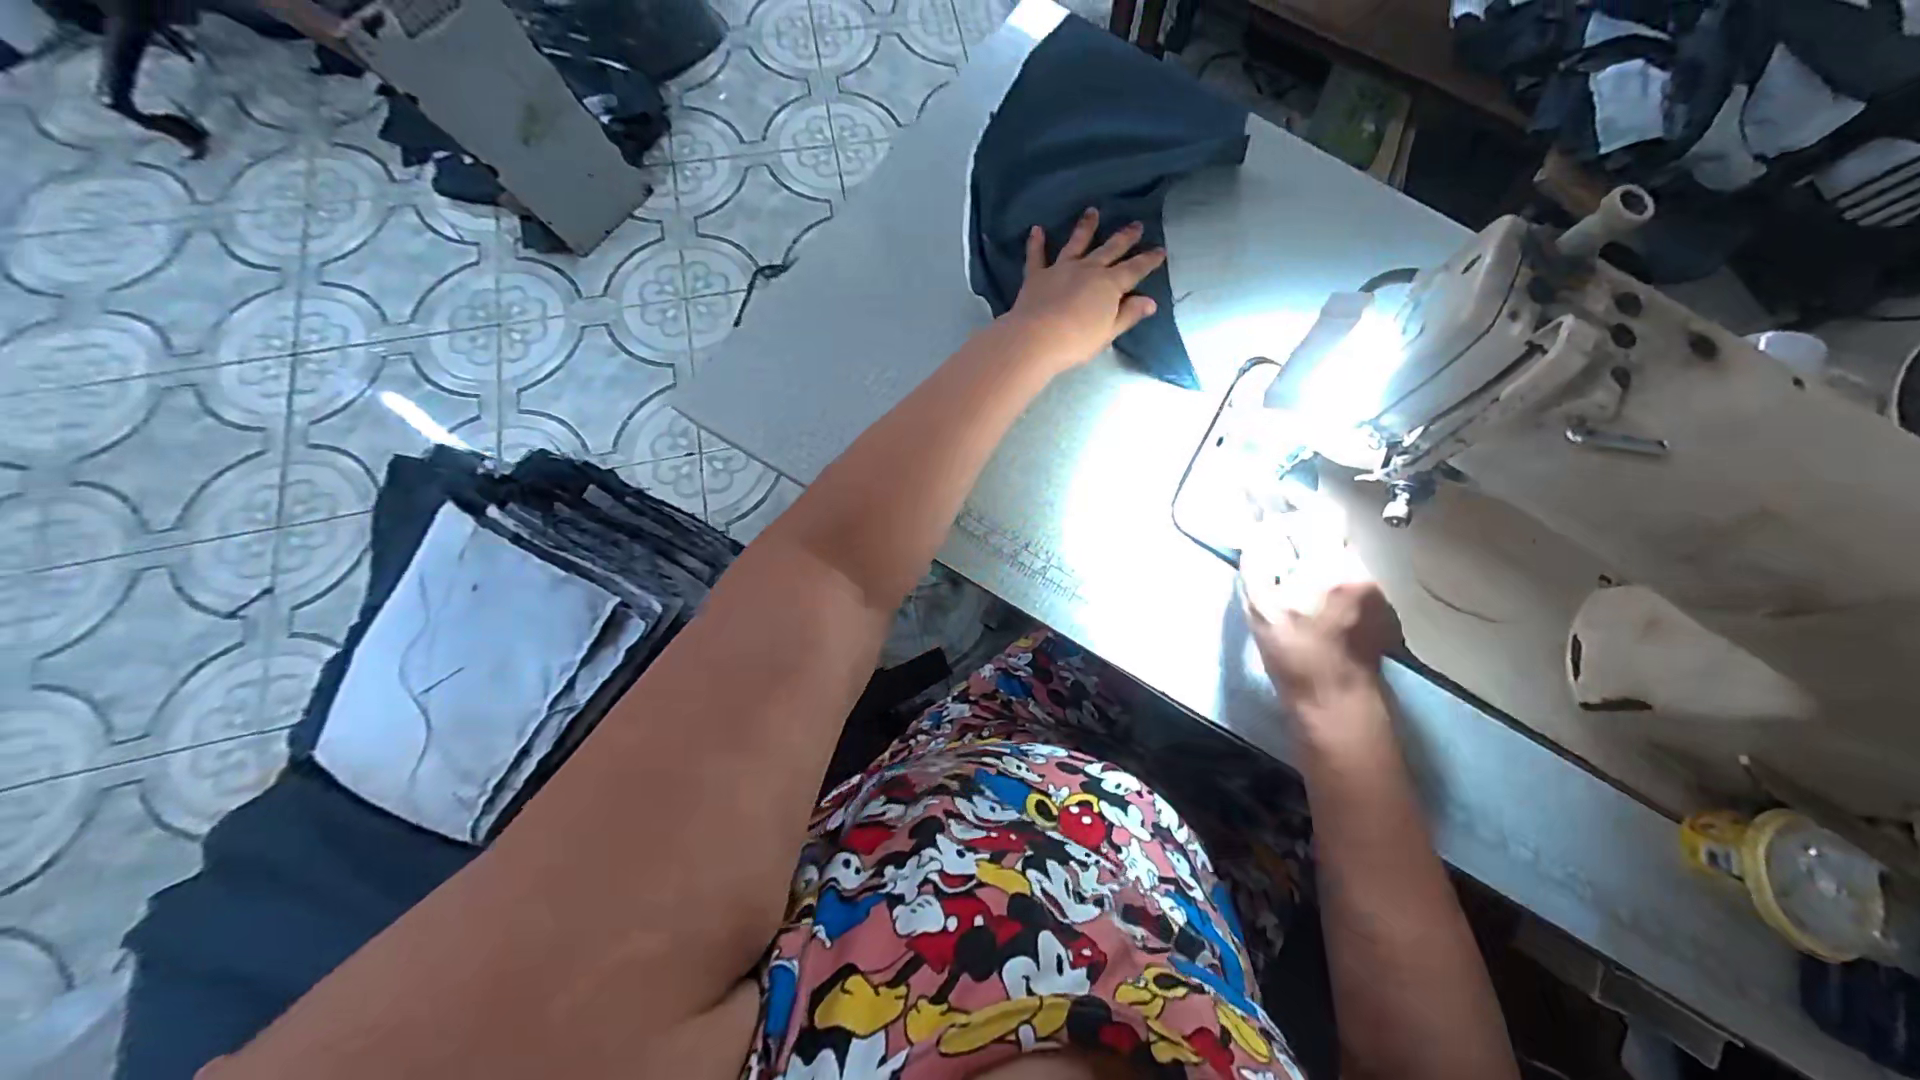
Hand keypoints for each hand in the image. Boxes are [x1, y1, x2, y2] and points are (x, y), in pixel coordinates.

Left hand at [1005, 208, 1166, 370]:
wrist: (1036, 339)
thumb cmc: (1077, 341)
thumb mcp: (1108, 332)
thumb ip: (1128, 314)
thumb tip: (1150, 301)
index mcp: (1109, 284)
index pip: (1135, 269)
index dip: (1148, 260)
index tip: (1160, 250)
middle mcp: (1088, 269)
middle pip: (1110, 250)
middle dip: (1125, 237)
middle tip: (1136, 224)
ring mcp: (1061, 269)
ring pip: (1076, 243)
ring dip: (1085, 227)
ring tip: (1092, 211)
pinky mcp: (1037, 275)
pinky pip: (1036, 256)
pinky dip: (1036, 243)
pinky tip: (1036, 229)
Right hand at [1239, 513, 1401, 708]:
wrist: (1335, 699)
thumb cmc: (1293, 654)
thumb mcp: (1259, 607)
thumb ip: (1258, 561)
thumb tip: (1263, 528)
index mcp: (1331, 568)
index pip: (1324, 515)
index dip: (1301, 503)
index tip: (1280, 500)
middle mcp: (1364, 573)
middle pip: (1335, 538)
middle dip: (1309, 542)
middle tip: (1285, 558)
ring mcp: (1380, 592)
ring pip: (1346, 561)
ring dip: (1324, 565)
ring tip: (1303, 592)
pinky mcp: (1387, 610)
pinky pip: (1357, 583)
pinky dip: (1338, 586)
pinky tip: (1324, 611)